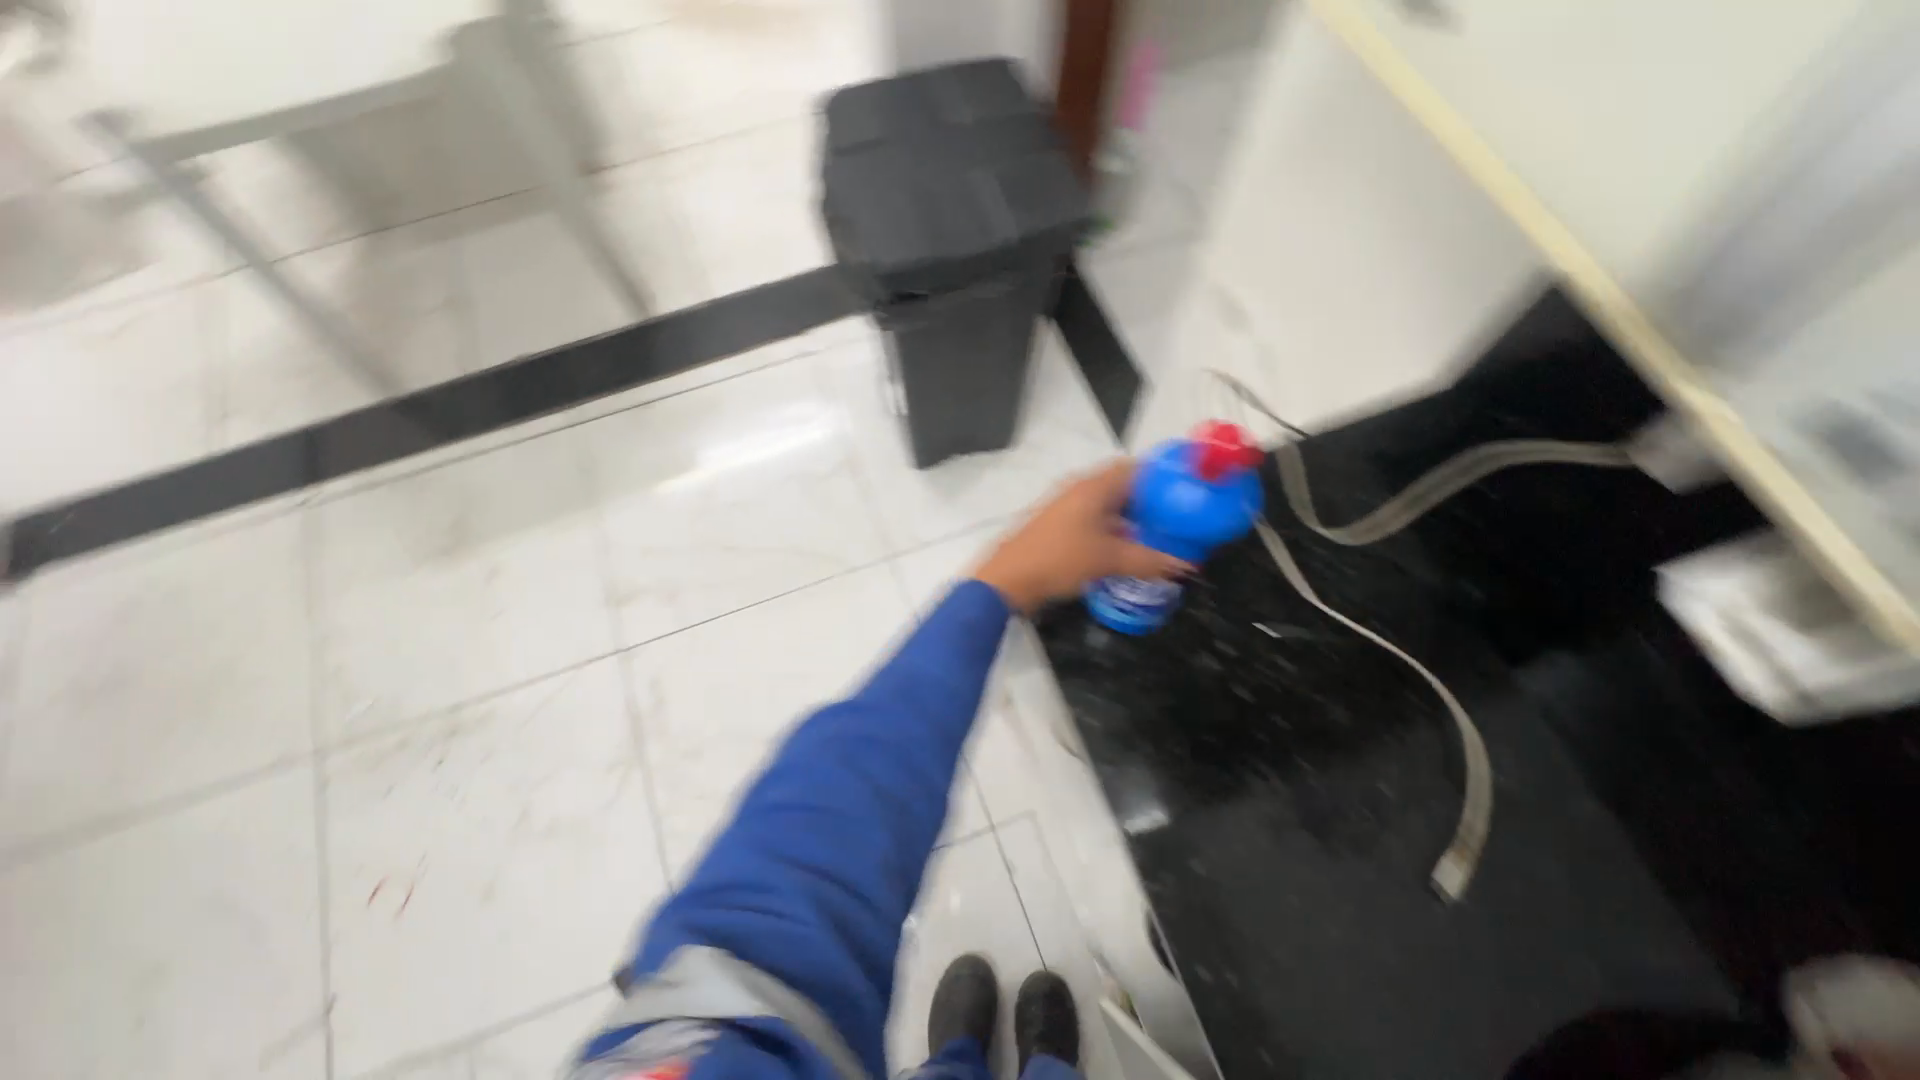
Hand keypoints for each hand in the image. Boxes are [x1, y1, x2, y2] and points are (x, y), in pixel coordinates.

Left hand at [972, 460, 1193, 614]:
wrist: (1007, 580)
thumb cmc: (1058, 560)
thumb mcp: (1110, 560)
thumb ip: (1150, 561)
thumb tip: (1186, 565)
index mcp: (1093, 486)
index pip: (1136, 467)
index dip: (1163, 476)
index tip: (1187, 492)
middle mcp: (1080, 489)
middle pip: (1124, 487)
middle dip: (1152, 502)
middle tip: (1179, 520)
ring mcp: (1067, 507)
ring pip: (1109, 506)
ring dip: (1133, 519)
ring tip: (1162, 537)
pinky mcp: (1059, 527)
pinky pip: (1096, 522)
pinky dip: (1115, 531)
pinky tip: (1130, 551)